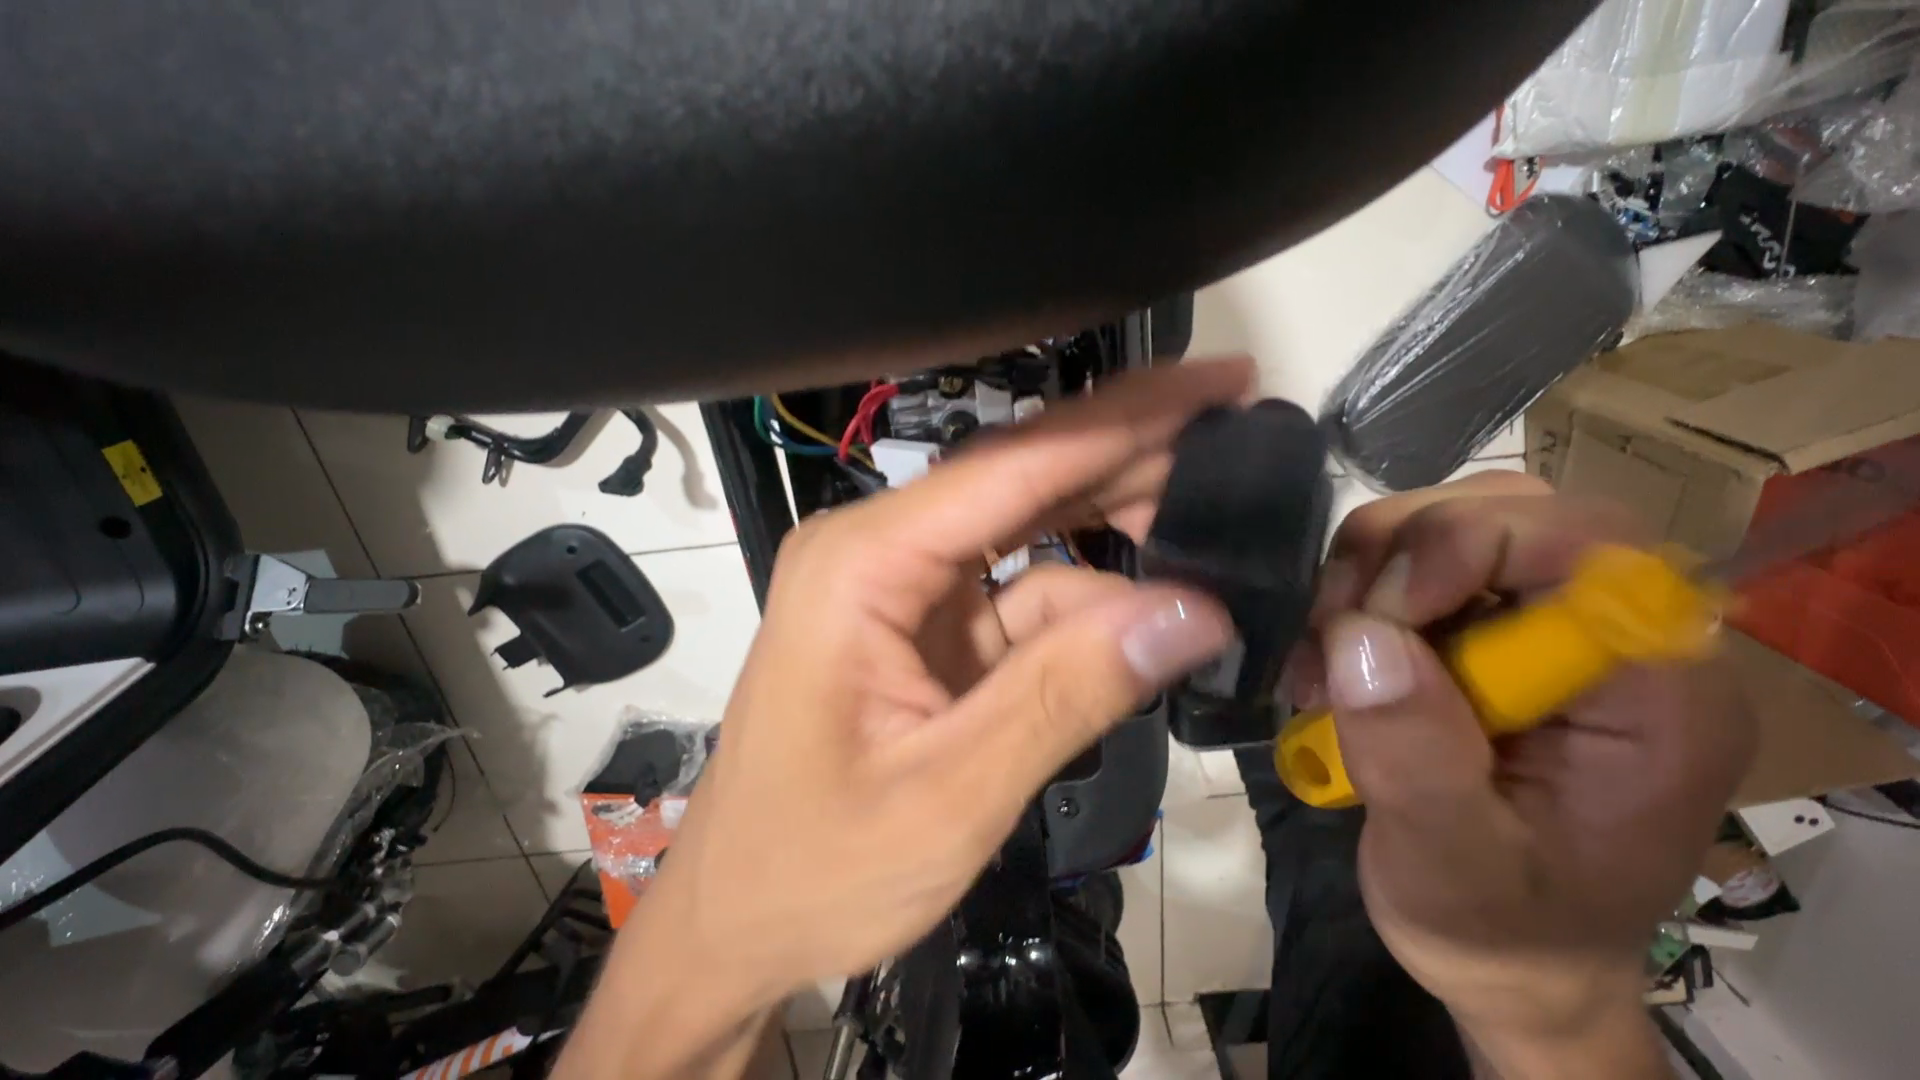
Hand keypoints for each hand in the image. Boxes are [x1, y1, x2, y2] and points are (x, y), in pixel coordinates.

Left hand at [560, 360, 1248, 1077]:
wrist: (734, 925)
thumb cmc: (815, 869)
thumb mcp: (952, 793)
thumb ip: (1070, 694)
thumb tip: (1196, 611)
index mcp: (863, 563)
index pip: (1013, 466)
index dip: (1125, 420)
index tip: (1218, 383)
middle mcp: (879, 553)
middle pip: (1022, 481)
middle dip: (1130, 460)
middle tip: (1240, 442)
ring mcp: (901, 592)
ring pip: (1028, 535)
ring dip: (1115, 532)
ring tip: (1213, 523)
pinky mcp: (923, 633)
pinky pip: (1018, 598)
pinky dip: (1084, 605)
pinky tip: (1148, 613)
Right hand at [1300, 471, 1753, 1072]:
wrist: (1505, 954)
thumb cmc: (1498, 927)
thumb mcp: (1452, 865)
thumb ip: (1417, 761)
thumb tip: (1358, 637)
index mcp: (1655, 695)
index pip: (1589, 546)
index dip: (1474, 544)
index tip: (1380, 616)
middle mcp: (1610, 639)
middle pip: (1510, 514)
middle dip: (1398, 560)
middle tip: (1334, 641)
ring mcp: (1544, 628)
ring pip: (1448, 526)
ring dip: (1364, 579)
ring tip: (1321, 665)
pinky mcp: (1490, 632)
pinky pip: (1413, 566)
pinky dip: (1353, 597)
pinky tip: (1328, 663)